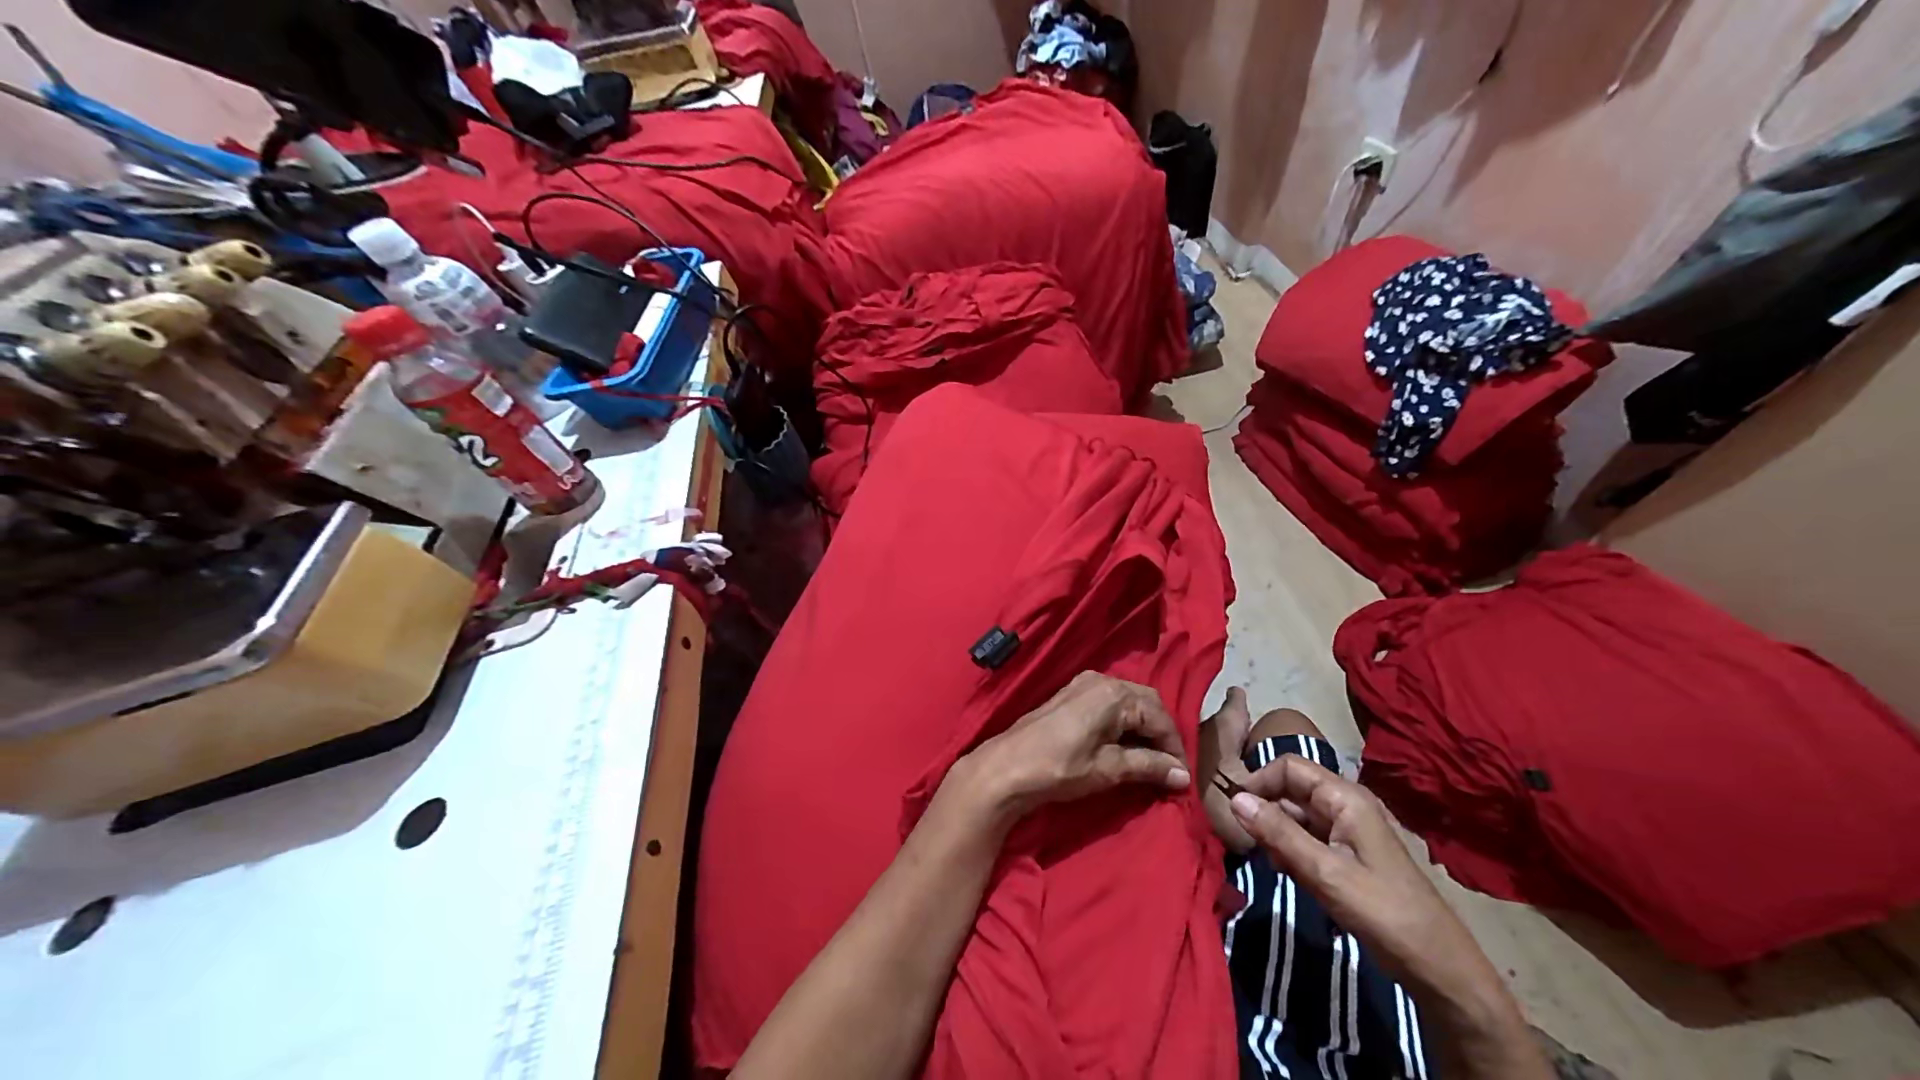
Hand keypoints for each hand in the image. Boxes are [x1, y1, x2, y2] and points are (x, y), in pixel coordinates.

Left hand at [952, 672, 1191, 820]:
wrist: (1006, 768)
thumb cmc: (1060, 767)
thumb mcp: (1109, 769)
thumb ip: (1148, 766)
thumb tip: (1183, 776)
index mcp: (1115, 694)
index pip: (1160, 717)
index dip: (1174, 747)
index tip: (1182, 777)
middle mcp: (1101, 680)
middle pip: (1147, 703)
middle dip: (1161, 734)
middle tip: (1168, 767)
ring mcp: (1083, 685)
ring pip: (1129, 702)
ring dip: (1142, 728)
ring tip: (1149, 761)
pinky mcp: (1070, 695)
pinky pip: (1109, 703)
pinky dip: (1123, 723)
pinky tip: (1124, 746)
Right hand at [1227, 753, 1499, 1003]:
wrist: (1437, 966)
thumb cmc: (1383, 912)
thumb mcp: (1324, 872)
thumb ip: (1278, 833)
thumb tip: (1234, 798)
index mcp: (1345, 797)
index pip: (1289, 767)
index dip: (1258, 781)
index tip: (1232, 809)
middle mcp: (1345, 804)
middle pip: (1290, 789)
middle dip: (1265, 810)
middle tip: (1247, 841)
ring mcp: (1347, 829)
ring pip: (1295, 815)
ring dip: (1276, 833)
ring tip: (1272, 862)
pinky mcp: (1346, 854)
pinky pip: (1306, 838)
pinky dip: (1290, 849)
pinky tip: (1286, 872)